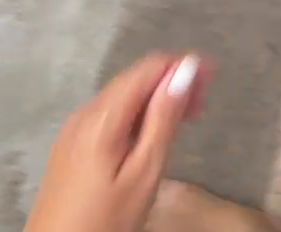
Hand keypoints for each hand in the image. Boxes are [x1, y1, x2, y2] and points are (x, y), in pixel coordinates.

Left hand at [26, 53, 210, 231]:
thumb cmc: (104, 224)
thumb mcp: (144, 173)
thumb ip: (164, 117)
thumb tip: (185, 69)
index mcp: (103, 116)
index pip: (150, 66)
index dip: (184, 65)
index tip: (211, 78)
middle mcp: (85, 112)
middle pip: (136, 77)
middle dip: (172, 81)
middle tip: (201, 105)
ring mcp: (73, 130)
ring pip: (124, 94)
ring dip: (156, 98)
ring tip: (183, 121)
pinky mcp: (69, 147)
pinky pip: (110, 113)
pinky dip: (136, 113)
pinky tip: (149, 136)